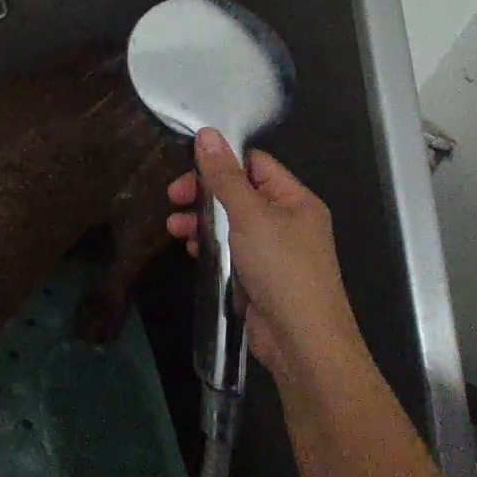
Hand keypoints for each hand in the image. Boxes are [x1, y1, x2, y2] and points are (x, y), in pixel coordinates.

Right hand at [165, 129, 363, 386]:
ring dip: (199, 220)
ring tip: (176, 229)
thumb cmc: (281, 269)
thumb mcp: (249, 215)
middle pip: (236, 191)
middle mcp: (287, 220)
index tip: (187, 167)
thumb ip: (224, 175)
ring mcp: (272, 248)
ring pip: (227, 220)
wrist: (302, 343)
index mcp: (295, 200)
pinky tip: (194, 250)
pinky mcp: (257, 273)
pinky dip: (208, 244)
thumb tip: (207, 134)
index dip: (222, 161)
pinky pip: (228, 246)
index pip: (254, 164)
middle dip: (203, 193)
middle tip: (174, 197)